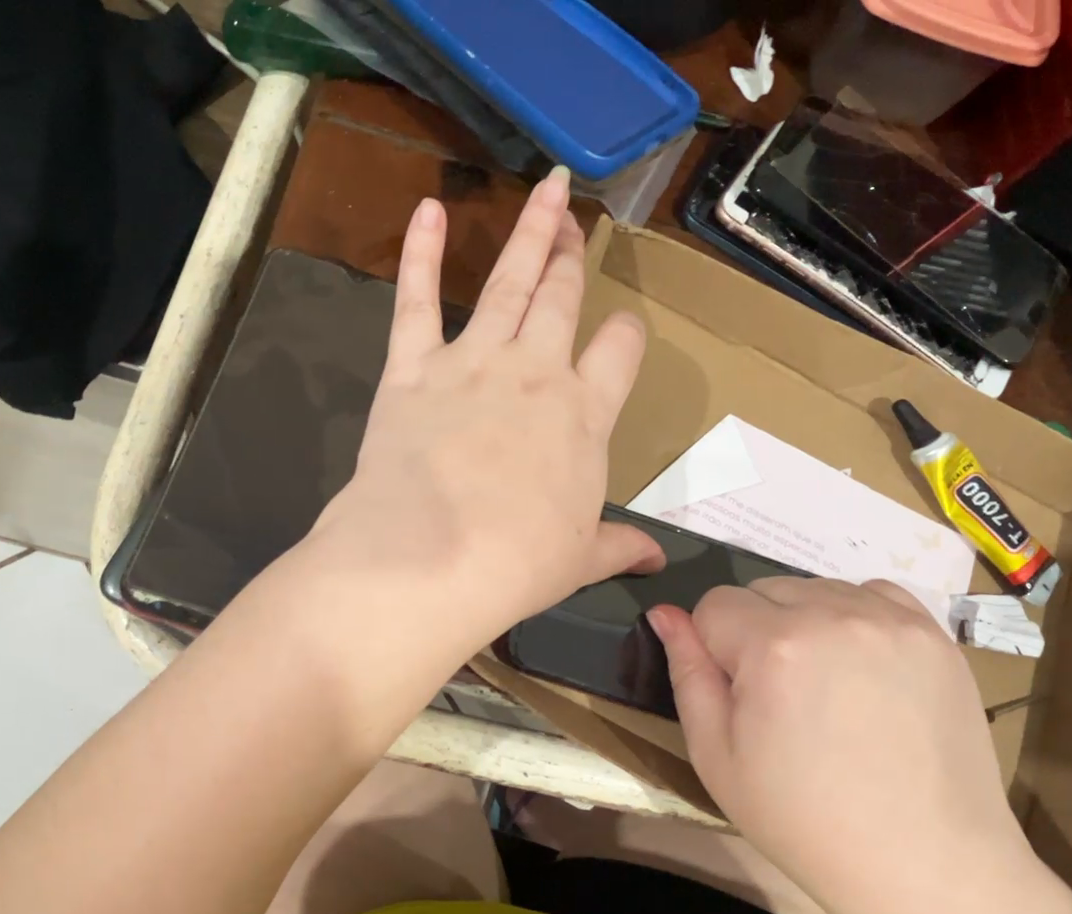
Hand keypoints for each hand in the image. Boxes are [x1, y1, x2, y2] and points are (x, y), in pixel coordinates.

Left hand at [294, 167, 663, 670]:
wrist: (431, 559)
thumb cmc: (515, 564)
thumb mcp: (579, 559)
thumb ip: (619, 547)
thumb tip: (659, 561)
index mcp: (584, 415)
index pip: (619, 351)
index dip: (624, 334)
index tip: (623, 330)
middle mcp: (535, 373)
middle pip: (562, 299)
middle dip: (572, 256)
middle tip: (575, 217)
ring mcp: (473, 363)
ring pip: (508, 284)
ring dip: (529, 234)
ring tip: (544, 192)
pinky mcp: (413, 367)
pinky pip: (416, 300)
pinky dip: (422, 253)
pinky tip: (428, 209)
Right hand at [650, 579, 1031, 913]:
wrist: (925, 865)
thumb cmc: (803, 820)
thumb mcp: (716, 756)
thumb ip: (687, 673)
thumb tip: (664, 614)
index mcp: (772, 646)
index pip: (713, 605)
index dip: (711, 648)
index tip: (735, 697)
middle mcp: (834, 615)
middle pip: (764, 589)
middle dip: (754, 630)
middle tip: (778, 697)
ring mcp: (893, 622)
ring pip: (817, 589)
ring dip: (804, 621)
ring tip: (822, 685)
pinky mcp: (936, 637)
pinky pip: (874, 594)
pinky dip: (854, 617)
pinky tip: (861, 667)